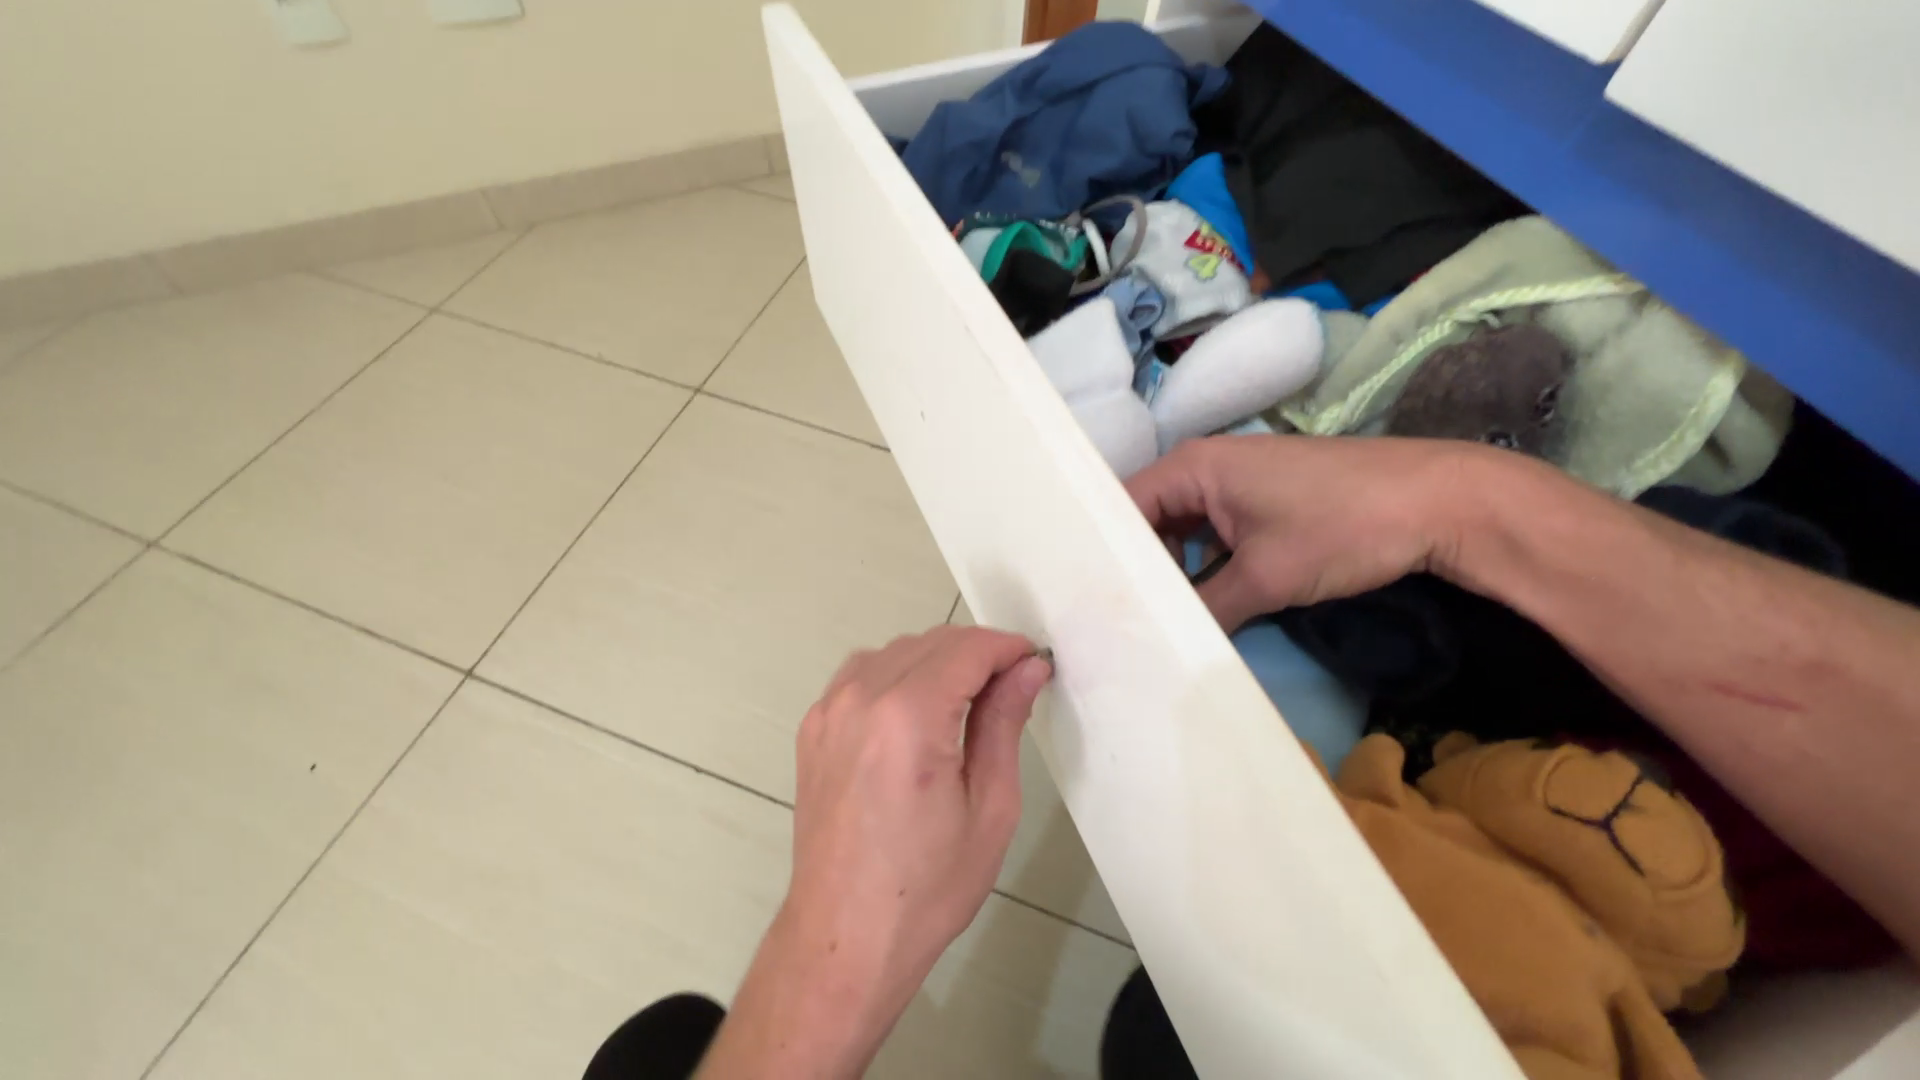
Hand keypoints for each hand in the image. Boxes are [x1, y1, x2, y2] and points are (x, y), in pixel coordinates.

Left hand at [789, 625, 1051, 972]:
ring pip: (895, 652)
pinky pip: (861, 675)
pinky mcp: (813, 728)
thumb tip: (1028, 669)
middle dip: (977, 653)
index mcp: (908, 717)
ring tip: (967, 701)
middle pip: (931, 642)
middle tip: (1011, 688)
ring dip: (936, 661)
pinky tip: (916, 711)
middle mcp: (861, 699)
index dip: (1007, 649)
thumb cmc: (928, 886)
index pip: (967, 649)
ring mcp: (828, 711)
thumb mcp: (989, 807)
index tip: (1035, 663)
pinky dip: (897, 674)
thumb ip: (1004, 723)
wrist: (844, 935)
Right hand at [1126, 435, 1495, 630]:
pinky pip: (1210, 536)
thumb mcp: (1266, 576)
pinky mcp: (1259, 505)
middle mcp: (1203, 468)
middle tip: (1110, 620)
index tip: (1086, 602)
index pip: (1122, 509)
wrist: (1442, 503)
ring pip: (1179, 532)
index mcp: (1191, 467)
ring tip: (1143, 618)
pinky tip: (1193, 604)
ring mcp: (1233, 486)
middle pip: (1146, 521)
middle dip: (1134, 568)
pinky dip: (1201, 568)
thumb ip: (1205, 609)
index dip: (1103, 555)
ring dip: (1170, 572)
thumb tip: (1161, 643)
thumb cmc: (1344, 525)